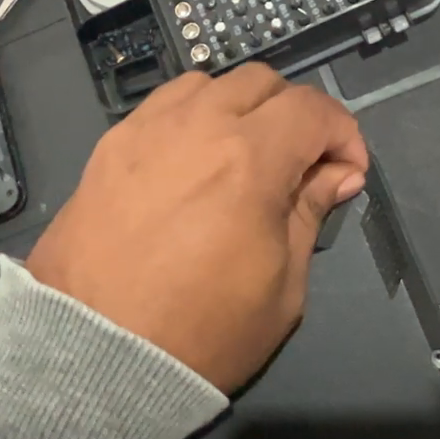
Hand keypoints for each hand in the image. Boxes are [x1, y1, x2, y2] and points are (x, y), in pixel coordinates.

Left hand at [26, 65, 367, 391]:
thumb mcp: (282, 287)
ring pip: (206, 84)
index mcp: (247, 158)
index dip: (343, 133)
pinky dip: (191, 118)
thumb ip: (309, 213)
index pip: (311, 109)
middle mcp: (195, 126)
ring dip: (238, 108)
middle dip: (294, 113)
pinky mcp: (108, 147)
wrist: (92, 356)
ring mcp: (144, 130)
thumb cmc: (200, 332)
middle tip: (299, 162)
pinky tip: (190, 162)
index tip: (346, 170)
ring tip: (241, 156)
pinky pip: (160, 107)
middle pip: (261, 82)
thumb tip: (336, 173)